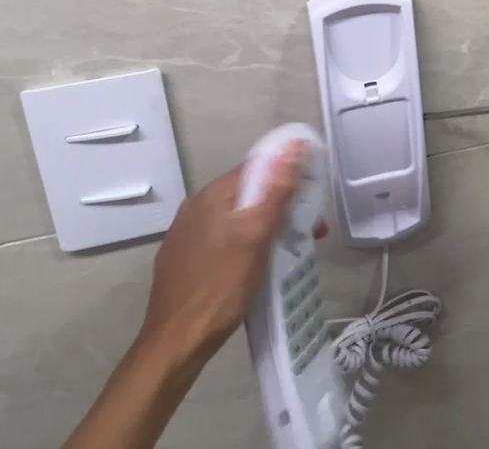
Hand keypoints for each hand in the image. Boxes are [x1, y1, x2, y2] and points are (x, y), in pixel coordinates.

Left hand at [136, 143, 306, 362]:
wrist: (176, 343)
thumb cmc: (221, 287)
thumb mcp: (256, 236)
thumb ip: (276, 190)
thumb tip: (294, 146)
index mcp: (212, 195)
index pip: (259, 167)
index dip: (289, 176)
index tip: (312, 197)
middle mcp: (195, 206)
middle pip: (249, 193)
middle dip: (281, 205)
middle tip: (308, 229)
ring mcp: (185, 233)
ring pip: (236, 216)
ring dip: (265, 225)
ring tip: (288, 248)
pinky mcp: (182, 258)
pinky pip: (222, 237)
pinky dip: (244, 241)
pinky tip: (255, 262)